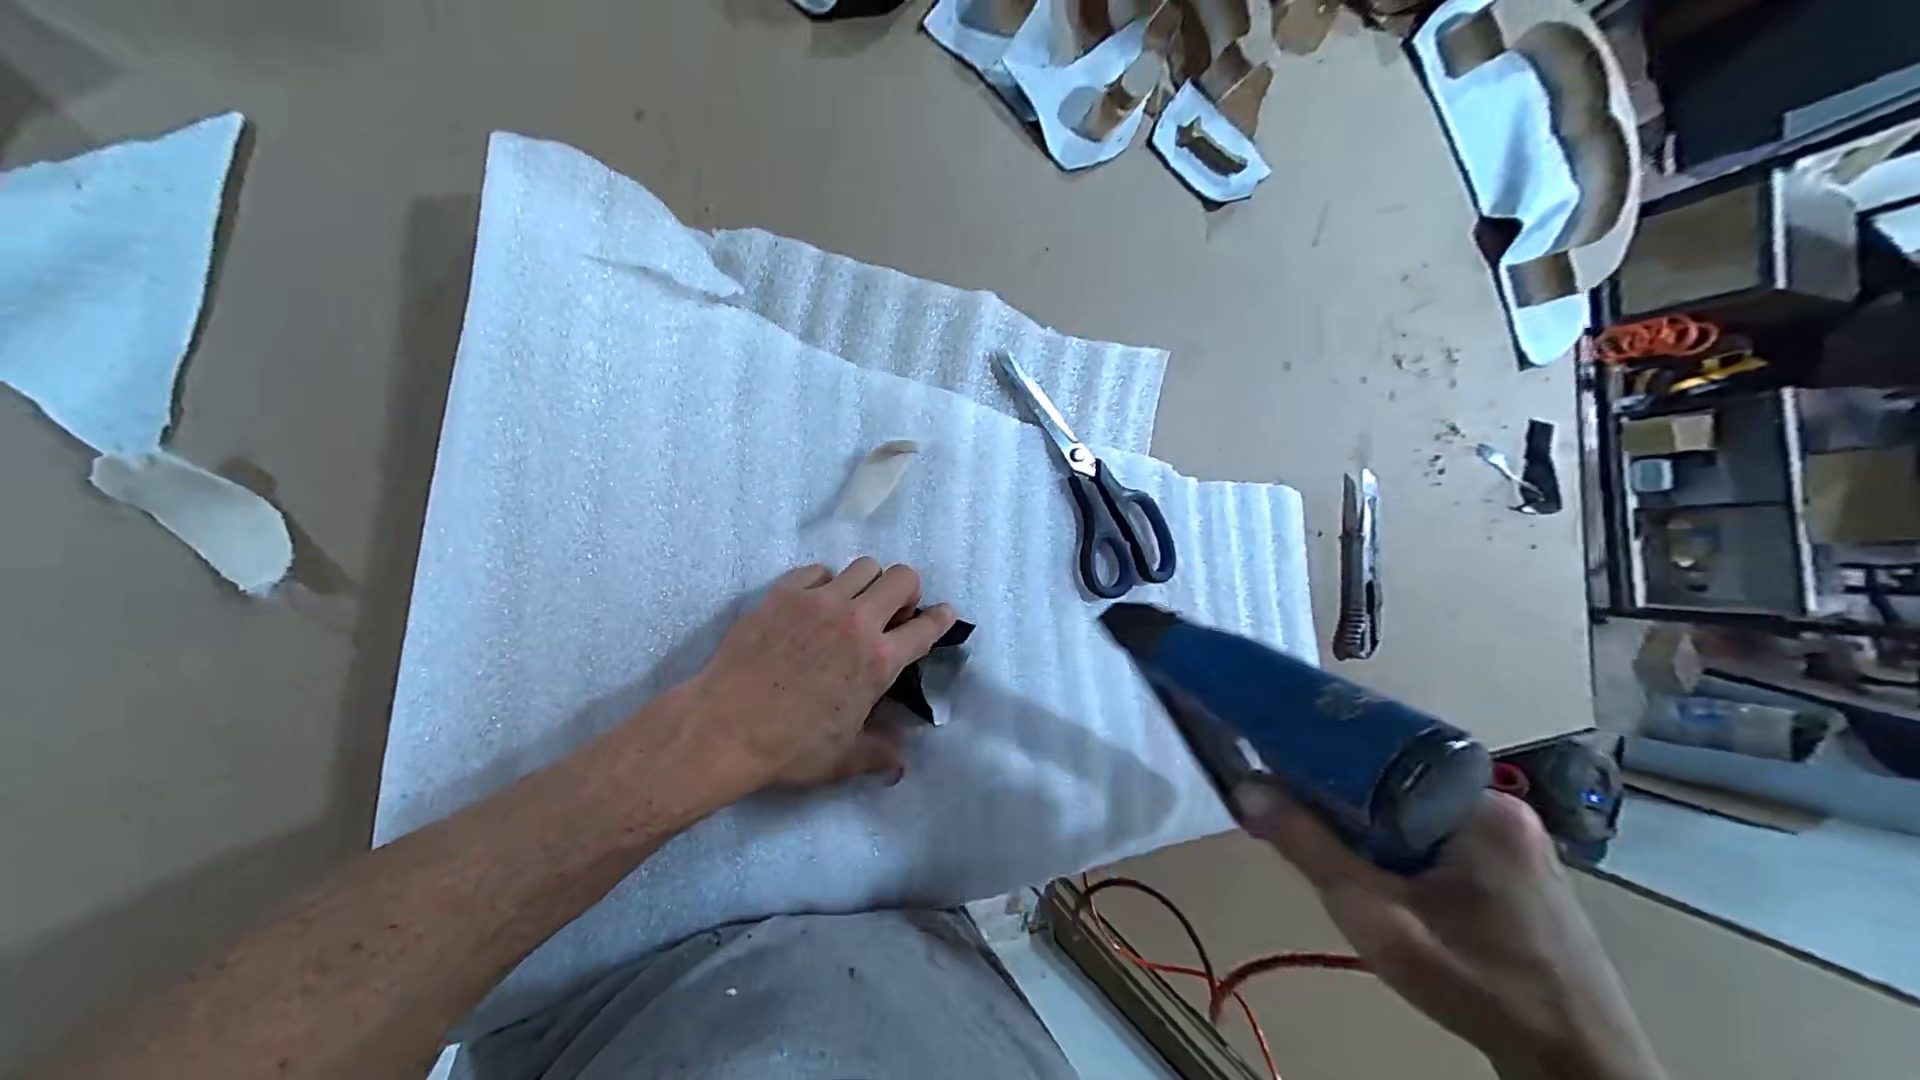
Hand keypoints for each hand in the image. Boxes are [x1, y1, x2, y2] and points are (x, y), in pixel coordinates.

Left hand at [682, 558, 956, 793]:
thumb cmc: (788, 747)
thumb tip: (901, 765)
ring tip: (852, 605)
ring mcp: (820, 602)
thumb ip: (879, 755)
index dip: (941, 618)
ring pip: (864, 566)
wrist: (724, 726)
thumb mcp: (842, 758)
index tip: (943, 614)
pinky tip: (811, 606)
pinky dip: (823, 583)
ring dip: (867, 584)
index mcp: (879, 662)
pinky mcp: (785, 593)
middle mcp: (857, 622)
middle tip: (891, 612)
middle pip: (903, 578)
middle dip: (907, 591)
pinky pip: (818, 570)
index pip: (926, 628)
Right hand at [1235, 785, 1666, 1079]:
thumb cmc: (1474, 983)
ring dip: (1369, 822)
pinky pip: (1434, 831)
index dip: (1324, 752)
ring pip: (1412, 807)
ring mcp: (1513, 836)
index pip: (1381, 751)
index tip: (1279, 759)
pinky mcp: (1515, 866)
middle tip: (1296, 811)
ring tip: (1328, 842)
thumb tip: (1246, 787)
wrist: (1577, 1069)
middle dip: (1342, 794)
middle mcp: (1499, 805)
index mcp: (1477, 802)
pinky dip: (1397, 841)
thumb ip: (1308, 847)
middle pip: (1395, 779)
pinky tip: (1378, 871)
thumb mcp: (1375, 916)